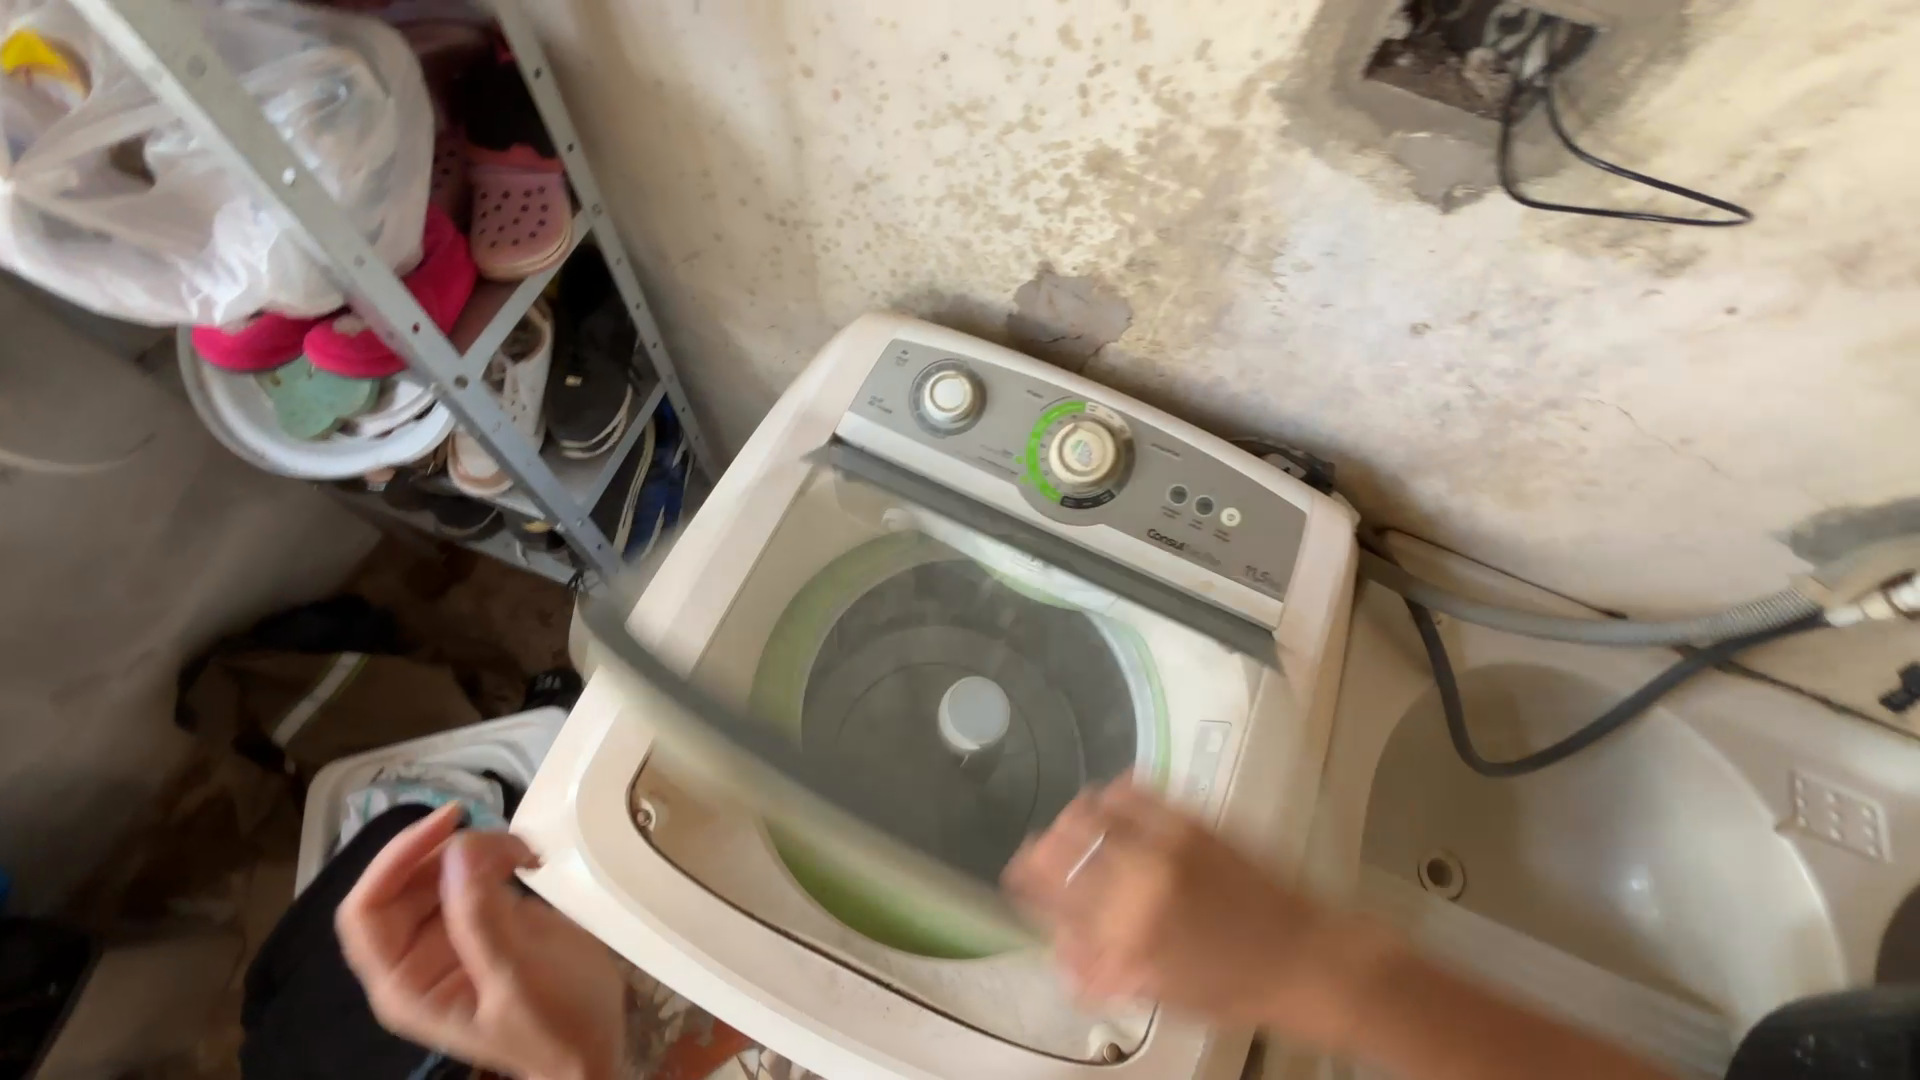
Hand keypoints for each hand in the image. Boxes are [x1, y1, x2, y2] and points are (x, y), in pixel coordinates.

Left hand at [336, 803, 627, 1079]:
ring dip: (479, 851)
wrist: (594, 1047)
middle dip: (450, 852)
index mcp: (406, 983)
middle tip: (509, 843)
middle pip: (403, 883)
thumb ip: (481, 915)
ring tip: (527, 854)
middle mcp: (418, 956)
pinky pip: (476, 875)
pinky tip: (530, 860)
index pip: (367, 910)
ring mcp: (454, 937)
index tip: (451, 821)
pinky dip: (500, 856)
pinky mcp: (489, 921)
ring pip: (441, 871)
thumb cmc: (554, 1023)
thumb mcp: (517, 973)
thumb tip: (462, 847)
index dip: (396, 859)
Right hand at [1002, 783, 1396, 1049]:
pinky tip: (1112, 800)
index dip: (1027, 881)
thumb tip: (1060, 956)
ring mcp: (1165, 840)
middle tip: (1040, 851)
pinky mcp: (1191, 818)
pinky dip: (1114, 792)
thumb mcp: (1163, 993)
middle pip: (1065, 844)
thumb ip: (1105, 970)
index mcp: (1127, 928)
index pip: (1055, 894)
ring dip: (1074, 817)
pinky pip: (1136, 789)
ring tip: (1073, 824)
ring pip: (1093, 810)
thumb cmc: (1233, 987)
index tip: (1016, 876)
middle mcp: (1138, 877)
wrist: (1305, 957)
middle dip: (1042, 847)